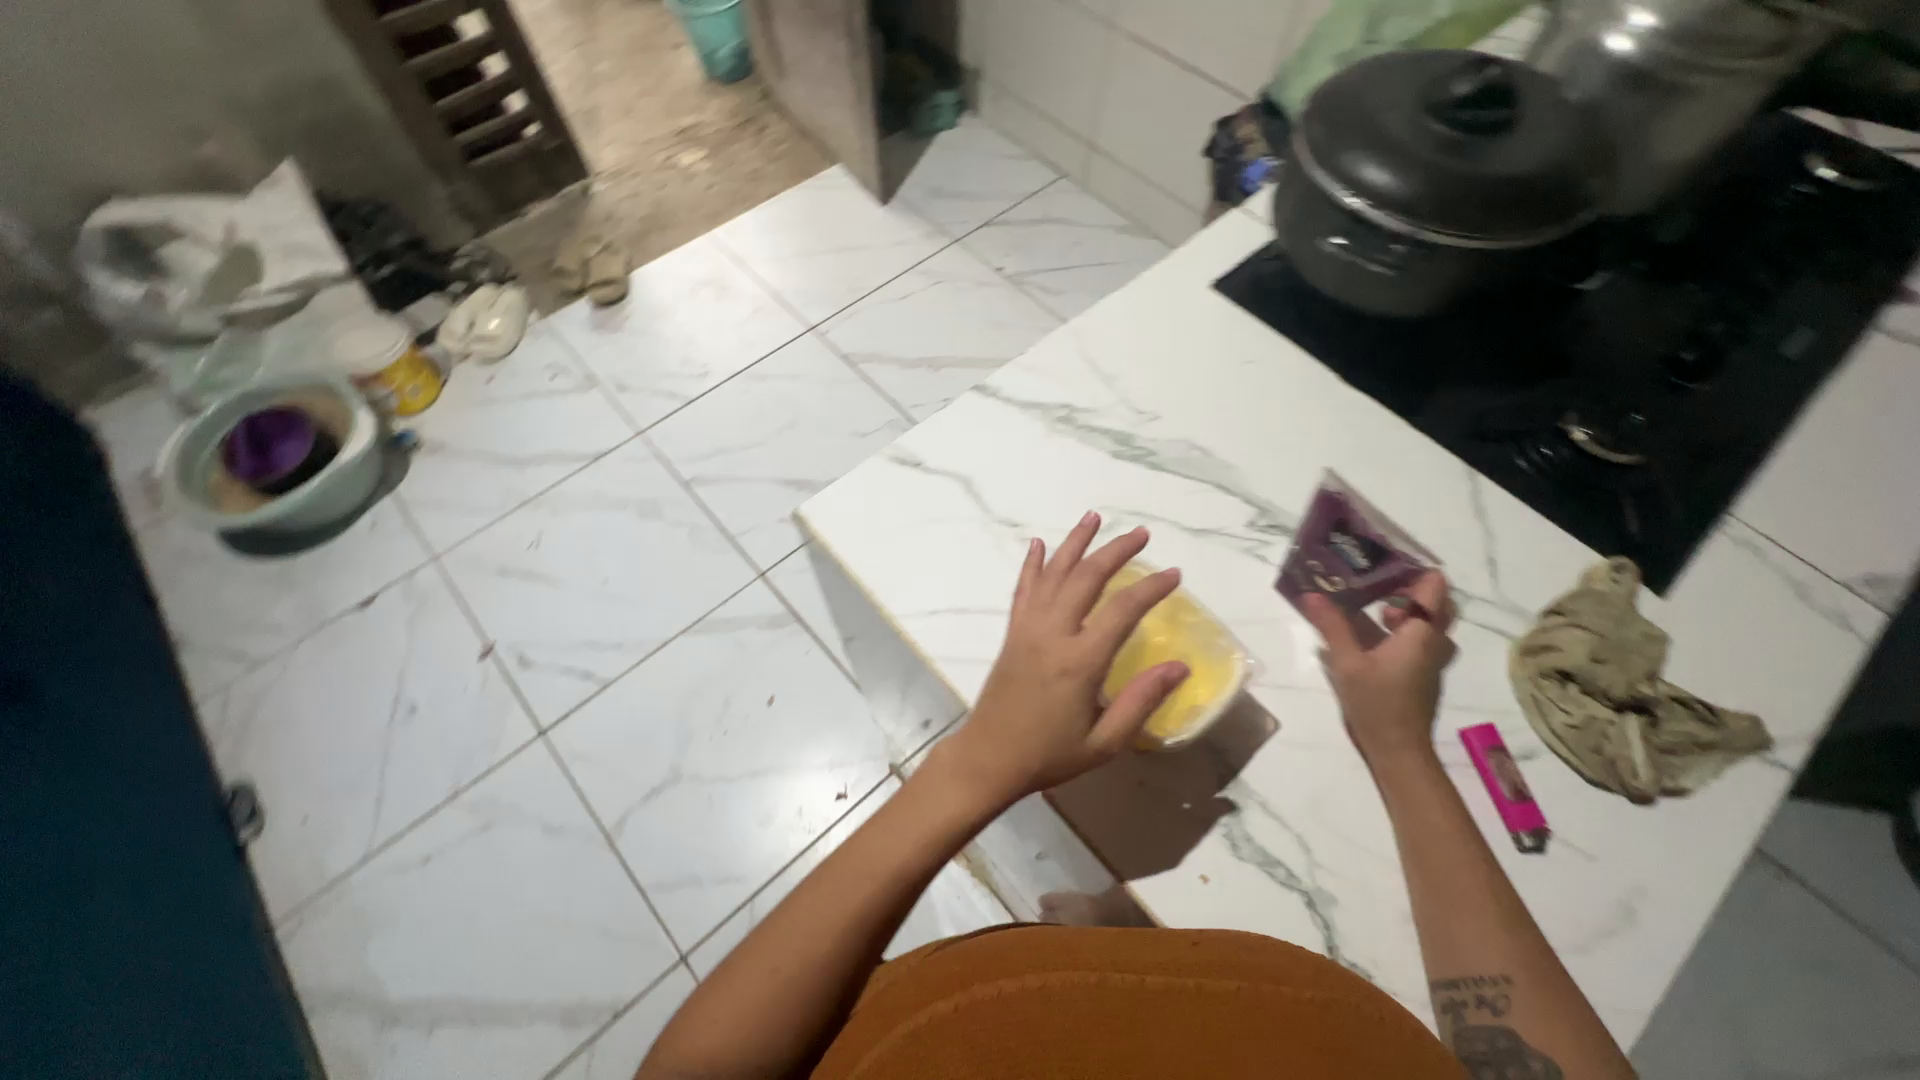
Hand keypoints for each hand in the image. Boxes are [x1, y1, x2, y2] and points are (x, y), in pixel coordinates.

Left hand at [927, 512, 1189, 810]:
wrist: (989, 758)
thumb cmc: (1050, 754)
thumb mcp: (1105, 741)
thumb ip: (1141, 701)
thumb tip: (1180, 667)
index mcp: (1080, 661)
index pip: (1122, 610)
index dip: (1150, 589)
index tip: (1174, 575)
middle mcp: (1052, 634)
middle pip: (1086, 577)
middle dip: (1116, 551)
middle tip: (1142, 534)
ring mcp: (1027, 629)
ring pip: (1053, 573)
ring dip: (1075, 543)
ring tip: (1094, 517)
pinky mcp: (1012, 633)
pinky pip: (1023, 589)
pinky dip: (1033, 564)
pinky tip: (1040, 544)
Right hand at [1300, 571, 1457, 765]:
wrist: (1398, 750)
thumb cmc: (1377, 704)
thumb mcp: (1347, 663)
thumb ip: (1332, 626)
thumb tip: (1312, 595)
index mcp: (1422, 633)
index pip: (1434, 585)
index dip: (1414, 567)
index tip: (1384, 558)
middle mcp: (1435, 641)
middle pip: (1434, 601)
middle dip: (1406, 586)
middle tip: (1373, 580)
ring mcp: (1431, 658)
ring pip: (1427, 620)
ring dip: (1401, 608)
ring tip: (1366, 605)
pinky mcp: (1422, 672)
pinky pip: (1417, 638)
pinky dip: (1398, 627)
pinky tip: (1365, 633)